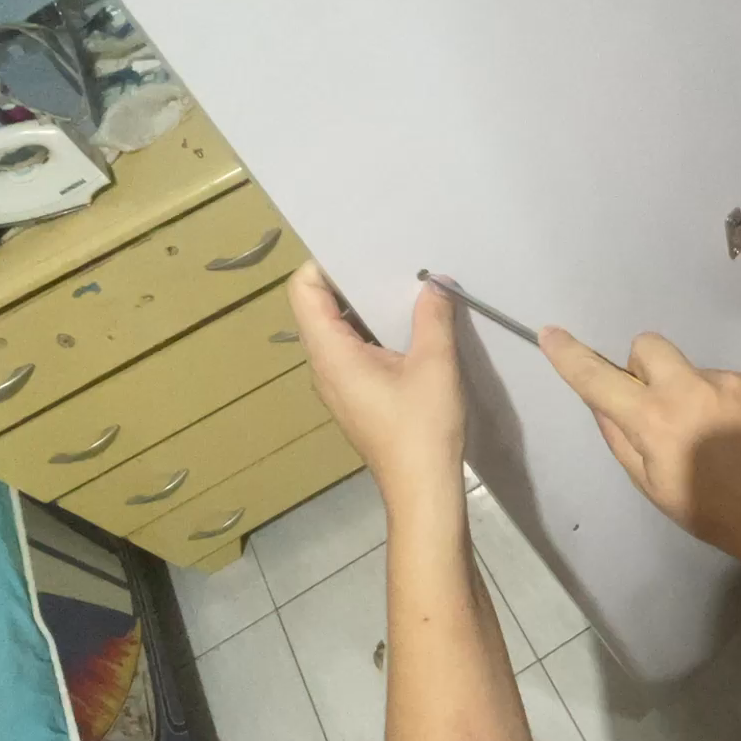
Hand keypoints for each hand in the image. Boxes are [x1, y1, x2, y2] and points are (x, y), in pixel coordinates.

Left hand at [288, 262, 463, 504]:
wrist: (423, 489)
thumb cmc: (422, 428)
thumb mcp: (435, 365)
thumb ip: (433, 317)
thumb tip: (437, 283)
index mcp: (331, 353)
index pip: (304, 290)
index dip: (326, 264)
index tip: (365, 252)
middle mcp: (325, 367)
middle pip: (321, 309)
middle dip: (354, 283)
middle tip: (393, 266)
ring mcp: (340, 388)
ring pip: (342, 334)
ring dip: (369, 312)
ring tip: (406, 294)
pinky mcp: (358, 402)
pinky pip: (357, 356)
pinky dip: (377, 338)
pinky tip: (411, 335)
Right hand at [538, 326, 740, 561]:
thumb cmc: (710, 512)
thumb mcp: (653, 487)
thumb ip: (622, 440)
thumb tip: (604, 405)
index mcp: (656, 420)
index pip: (600, 380)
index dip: (571, 358)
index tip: (551, 335)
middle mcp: (690, 388)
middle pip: (648, 346)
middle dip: (641, 367)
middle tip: (655, 406)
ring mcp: (729, 381)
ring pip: (691, 371)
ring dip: (688, 393)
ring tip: (712, 438)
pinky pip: (725, 382)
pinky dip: (722, 403)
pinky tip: (738, 436)